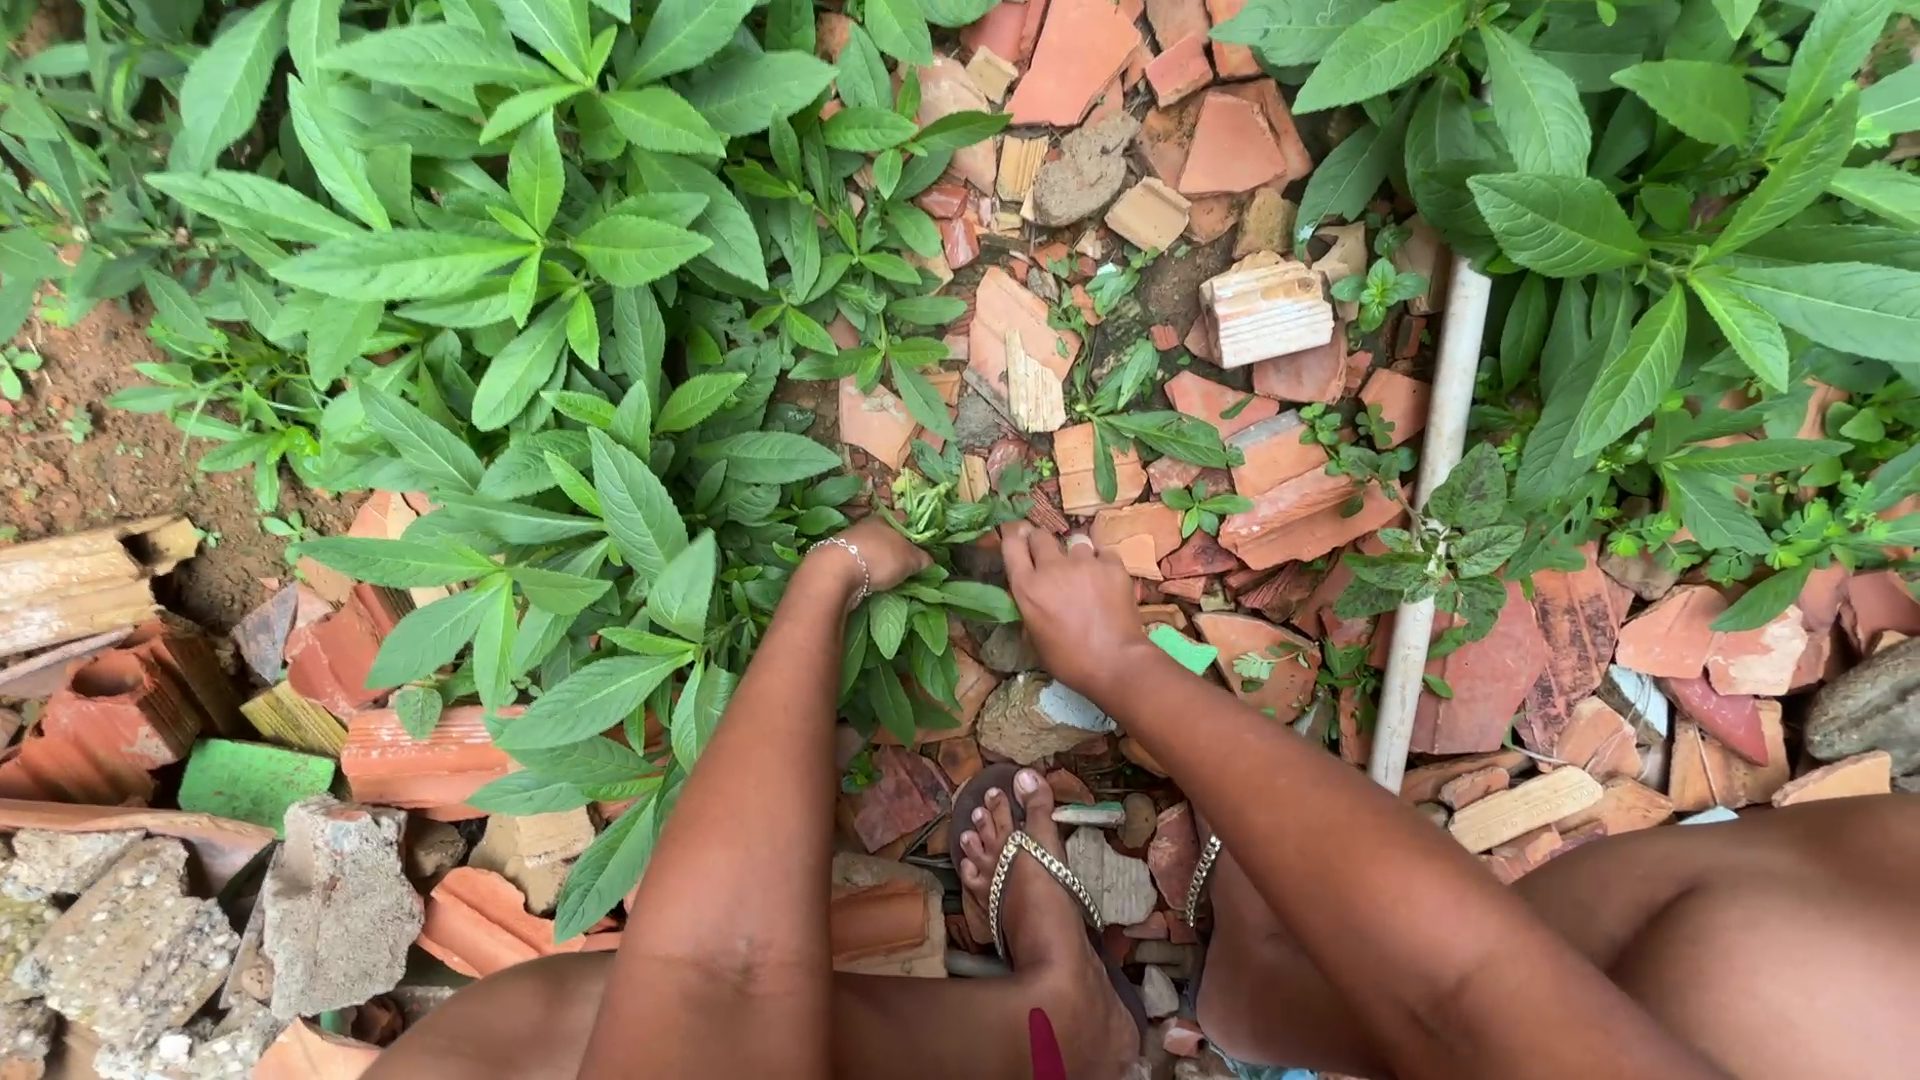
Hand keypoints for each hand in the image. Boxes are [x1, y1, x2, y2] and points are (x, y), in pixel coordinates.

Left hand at [804, 518, 932, 604]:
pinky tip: (870, 579)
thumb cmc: (879, 558)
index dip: (912, 528)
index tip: (919, 541)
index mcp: (886, 519)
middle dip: (894, 544)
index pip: (903, 518)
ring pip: (870, 546)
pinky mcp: (837, 558)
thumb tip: (929, 560)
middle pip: (885, 533)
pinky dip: (865, 568)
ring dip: (878, 557)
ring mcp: (850, 540)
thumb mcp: (910, 559)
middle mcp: (867, 525)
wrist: (836, 571)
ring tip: (889, 573)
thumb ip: (922, 559)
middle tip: (905, 560)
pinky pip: (858, 560)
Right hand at [1001, 524, 1156, 701]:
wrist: (1116, 663)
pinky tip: (1107, 581)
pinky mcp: (1112, 565)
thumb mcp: (1036, 637)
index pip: (1011, 544)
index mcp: (1027, 588)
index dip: (1013, 536)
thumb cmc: (1070, 660)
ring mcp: (1084, 563)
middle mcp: (1052, 568)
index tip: (1017, 537)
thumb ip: (1030, 607)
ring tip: (1085, 576)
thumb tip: (1033, 595)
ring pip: (1075, 544)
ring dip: (1076, 557)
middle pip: (1040, 535)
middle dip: (1041, 542)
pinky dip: (1103, 564)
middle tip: (1049, 557)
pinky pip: (1103, 554)